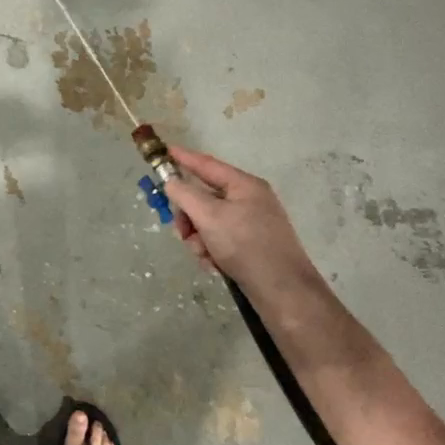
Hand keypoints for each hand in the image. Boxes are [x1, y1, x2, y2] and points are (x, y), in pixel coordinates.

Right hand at [163, 147, 322, 300]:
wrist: (283, 292)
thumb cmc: (245, 245)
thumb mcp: (209, 216)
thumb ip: (184, 194)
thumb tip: (171, 182)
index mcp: (244, 185)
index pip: (206, 164)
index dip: (182, 158)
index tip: (162, 152)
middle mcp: (250, 200)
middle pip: (204, 197)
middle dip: (188, 215)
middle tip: (180, 231)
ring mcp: (252, 224)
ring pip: (209, 221)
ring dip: (198, 237)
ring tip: (201, 253)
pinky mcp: (251, 246)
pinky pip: (220, 239)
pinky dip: (211, 250)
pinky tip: (212, 264)